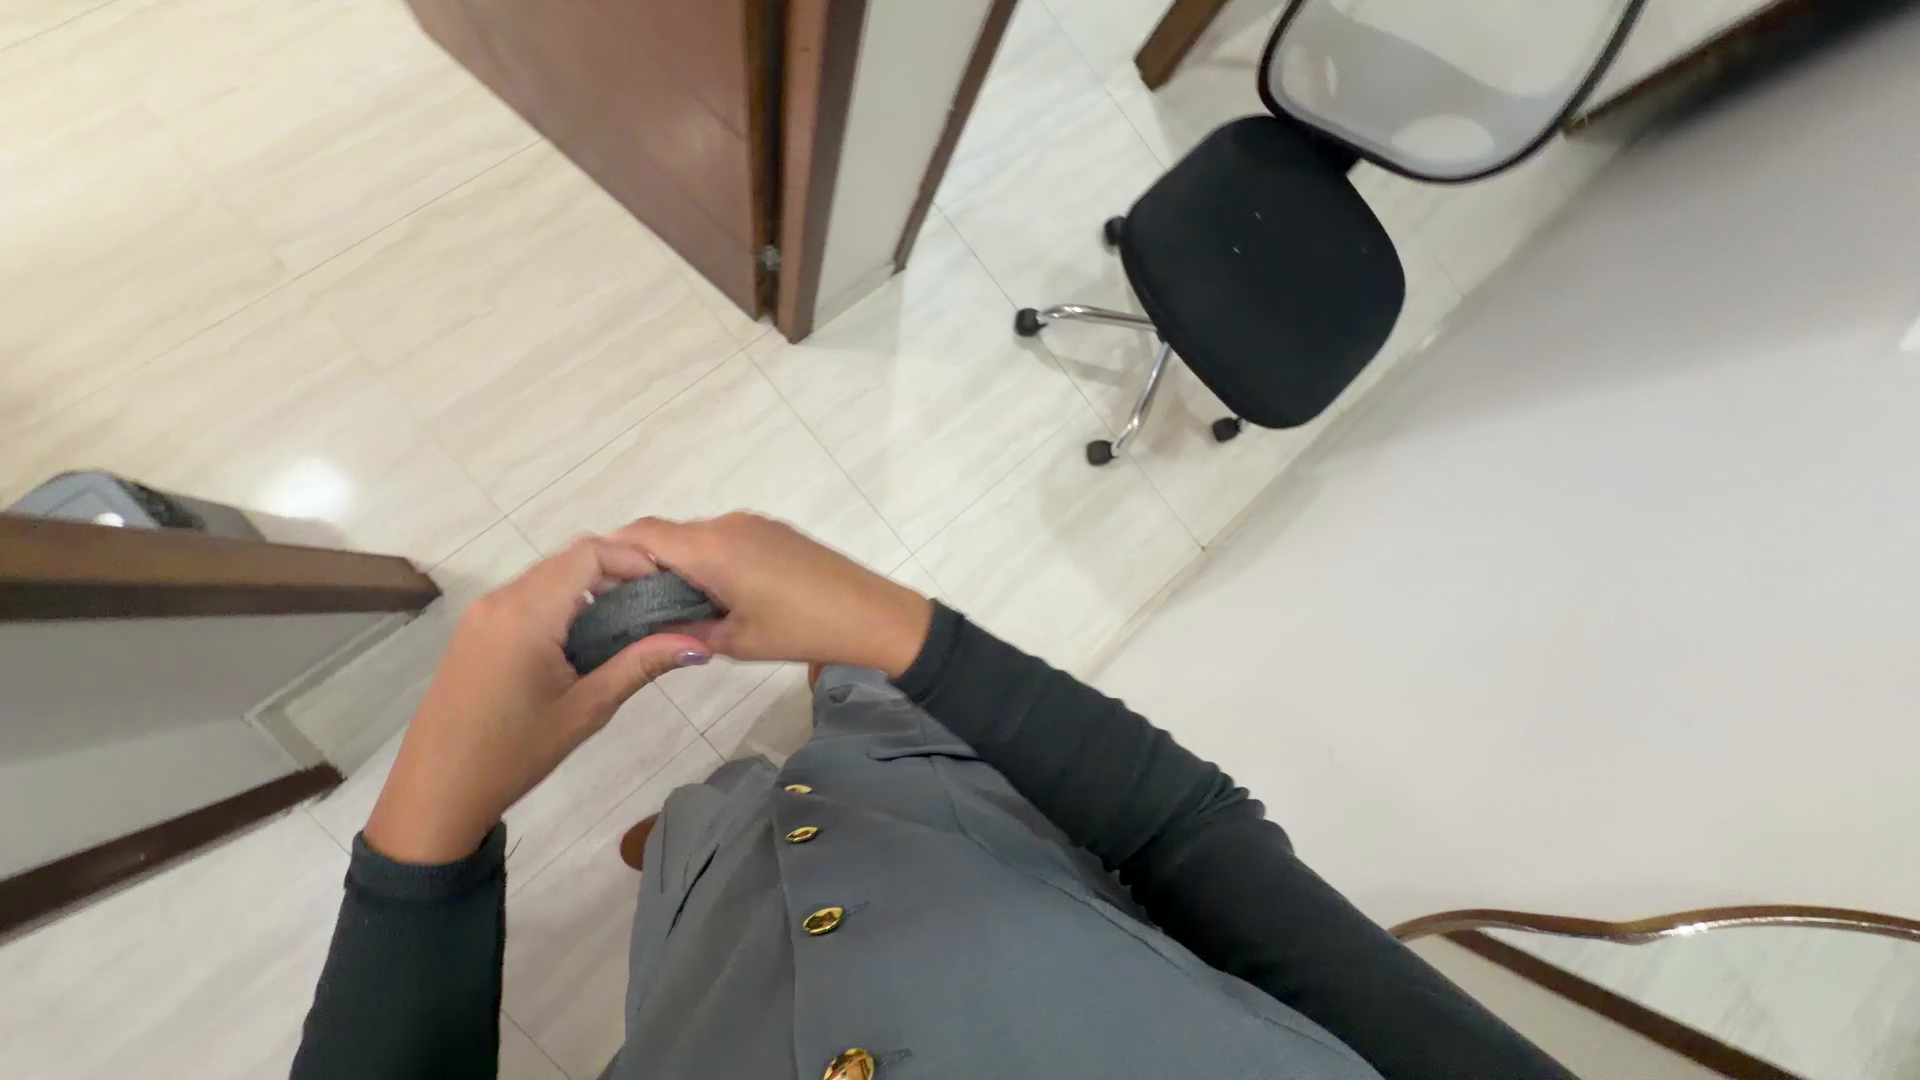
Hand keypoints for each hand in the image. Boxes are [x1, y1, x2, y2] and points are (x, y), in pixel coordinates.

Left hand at [364, 537, 710, 864]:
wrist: (435, 794)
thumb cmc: (514, 753)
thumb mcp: (587, 709)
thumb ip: (642, 664)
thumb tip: (700, 643)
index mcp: (526, 614)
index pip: (589, 553)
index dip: (635, 558)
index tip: (668, 588)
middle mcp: (501, 599)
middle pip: (571, 558)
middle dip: (620, 570)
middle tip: (659, 605)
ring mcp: (484, 612)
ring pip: (551, 574)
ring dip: (594, 585)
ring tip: (633, 621)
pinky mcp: (478, 628)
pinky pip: (531, 594)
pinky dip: (568, 600)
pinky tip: (590, 635)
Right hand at [612, 513, 932, 677]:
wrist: (872, 614)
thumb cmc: (801, 631)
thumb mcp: (736, 642)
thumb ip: (683, 631)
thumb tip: (650, 627)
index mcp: (711, 547)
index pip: (640, 534)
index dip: (612, 556)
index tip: (600, 589)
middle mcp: (728, 523)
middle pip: (667, 534)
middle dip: (645, 565)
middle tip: (636, 607)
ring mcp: (755, 523)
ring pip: (698, 537)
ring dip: (682, 563)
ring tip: (679, 606)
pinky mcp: (776, 530)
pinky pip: (727, 538)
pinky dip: (711, 559)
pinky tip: (720, 593)